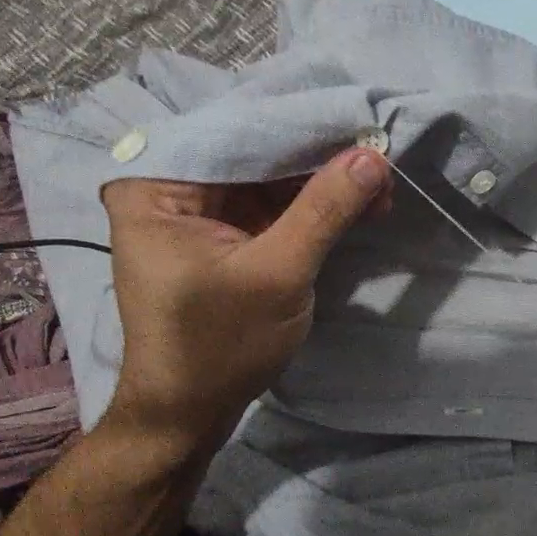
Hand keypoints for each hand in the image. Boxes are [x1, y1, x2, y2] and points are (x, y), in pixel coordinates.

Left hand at [96, 147, 390, 451]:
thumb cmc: (220, 345)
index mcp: (157, 186)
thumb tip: (374, 156)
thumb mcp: (278, 274)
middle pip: (254, 152)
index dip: (304, 126)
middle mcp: (169, 188)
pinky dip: (311, 207)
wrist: (191, 412)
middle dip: (319, 157)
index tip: (361, 123)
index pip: (237, 133)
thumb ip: (324, 210)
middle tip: (379, 159)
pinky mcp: (220, 235)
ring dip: (323, 183)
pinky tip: (356, 205)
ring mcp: (194, 212)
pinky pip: (270, 204)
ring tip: (379, 186)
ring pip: (268, 177)